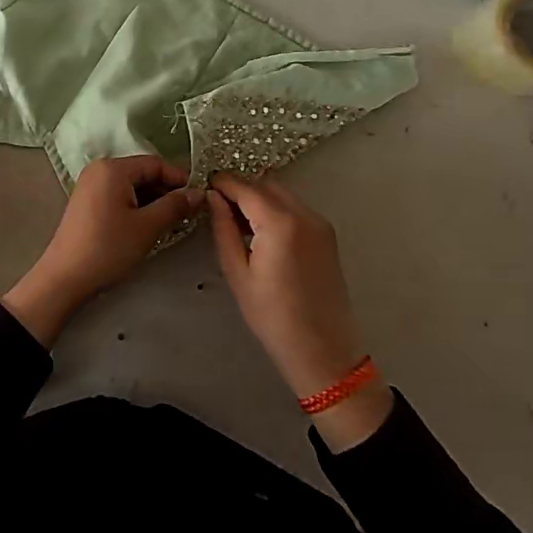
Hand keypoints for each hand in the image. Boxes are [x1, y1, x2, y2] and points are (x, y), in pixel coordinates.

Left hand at [0, 155, 203, 346]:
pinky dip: (137, 206)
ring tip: (173, 221)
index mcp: (113, 168)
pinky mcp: (87, 202)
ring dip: (153, 200)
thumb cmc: (108, 248)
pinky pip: (119, 196)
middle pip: (143, 173)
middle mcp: (100, 169)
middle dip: (167, 190)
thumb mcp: (147, 227)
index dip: (180, 178)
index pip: (155, 163)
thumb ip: (175, 206)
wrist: (65, 278)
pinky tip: (150, 224)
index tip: (199, 196)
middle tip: (189, 211)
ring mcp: (91, 185)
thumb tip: (199, 193)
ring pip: (132, 186)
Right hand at [208, 172, 392, 450]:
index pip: (246, 188)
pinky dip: (276, 209)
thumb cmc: (273, 317)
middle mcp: (304, 214)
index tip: (205, 183)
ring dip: (259, 197)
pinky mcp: (327, 235)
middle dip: (242, 187)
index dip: (224, 182)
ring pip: (283, 194)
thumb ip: (224, 229)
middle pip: (266, 184)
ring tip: (237, 220)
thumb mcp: (238, 272)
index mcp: (280, 223)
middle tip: (218, 204)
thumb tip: (213, 198)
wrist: (323, 350)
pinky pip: (296, 208)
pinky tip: (261, 231)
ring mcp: (320, 223)